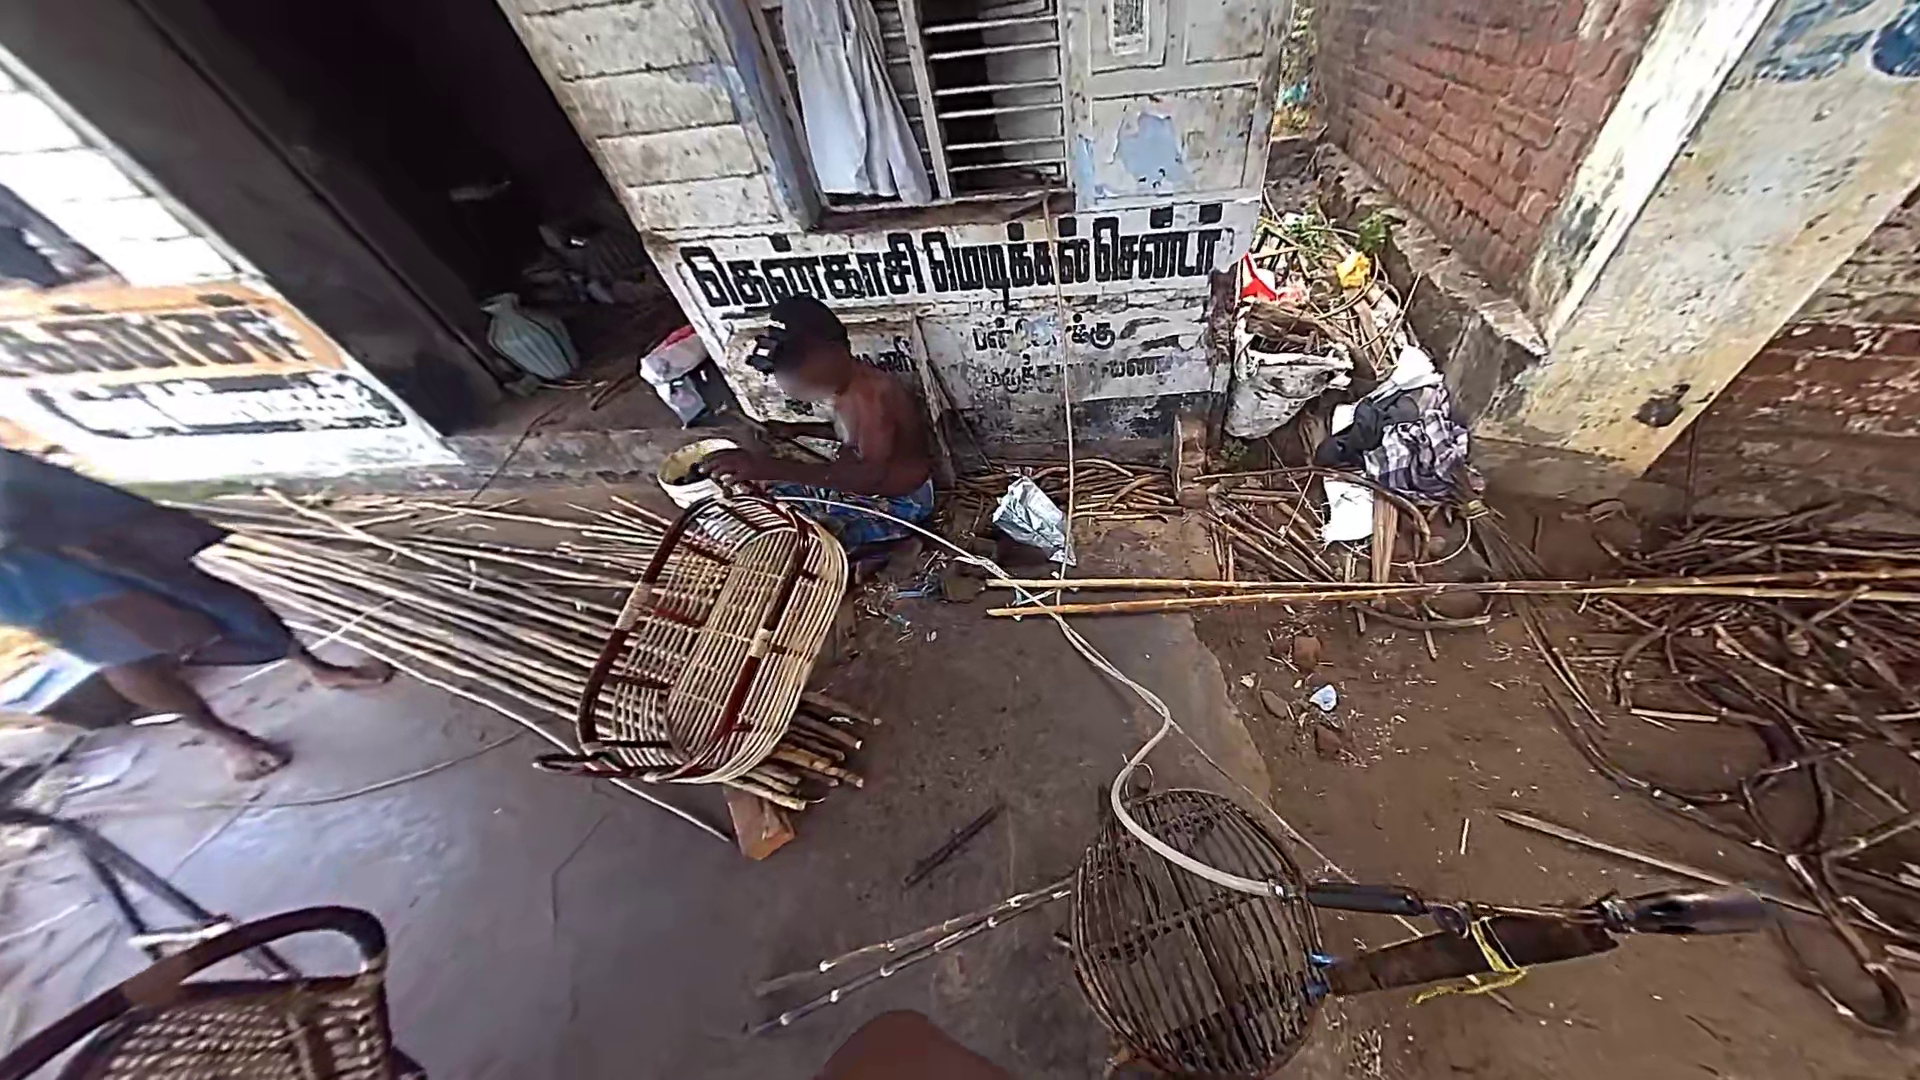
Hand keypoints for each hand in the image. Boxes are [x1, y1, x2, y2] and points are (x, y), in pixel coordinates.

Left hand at [703, 449, 765, 481]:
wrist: (780, 467)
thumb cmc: (767, 465)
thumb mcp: (752, 458)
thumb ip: (740, 460)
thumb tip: (728, 469)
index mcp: (742, 451)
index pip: (722, 452)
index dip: (711, 457)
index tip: (703, 460)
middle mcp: (742, 456)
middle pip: (721, 458)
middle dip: (709, 464)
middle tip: (701, 469)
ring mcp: (746, 464)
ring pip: (726, 466)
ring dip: (717, 471)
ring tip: (712, 476)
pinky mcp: (750, 473)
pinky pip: (736, 476)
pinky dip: (730, 480)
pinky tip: (726, 483)